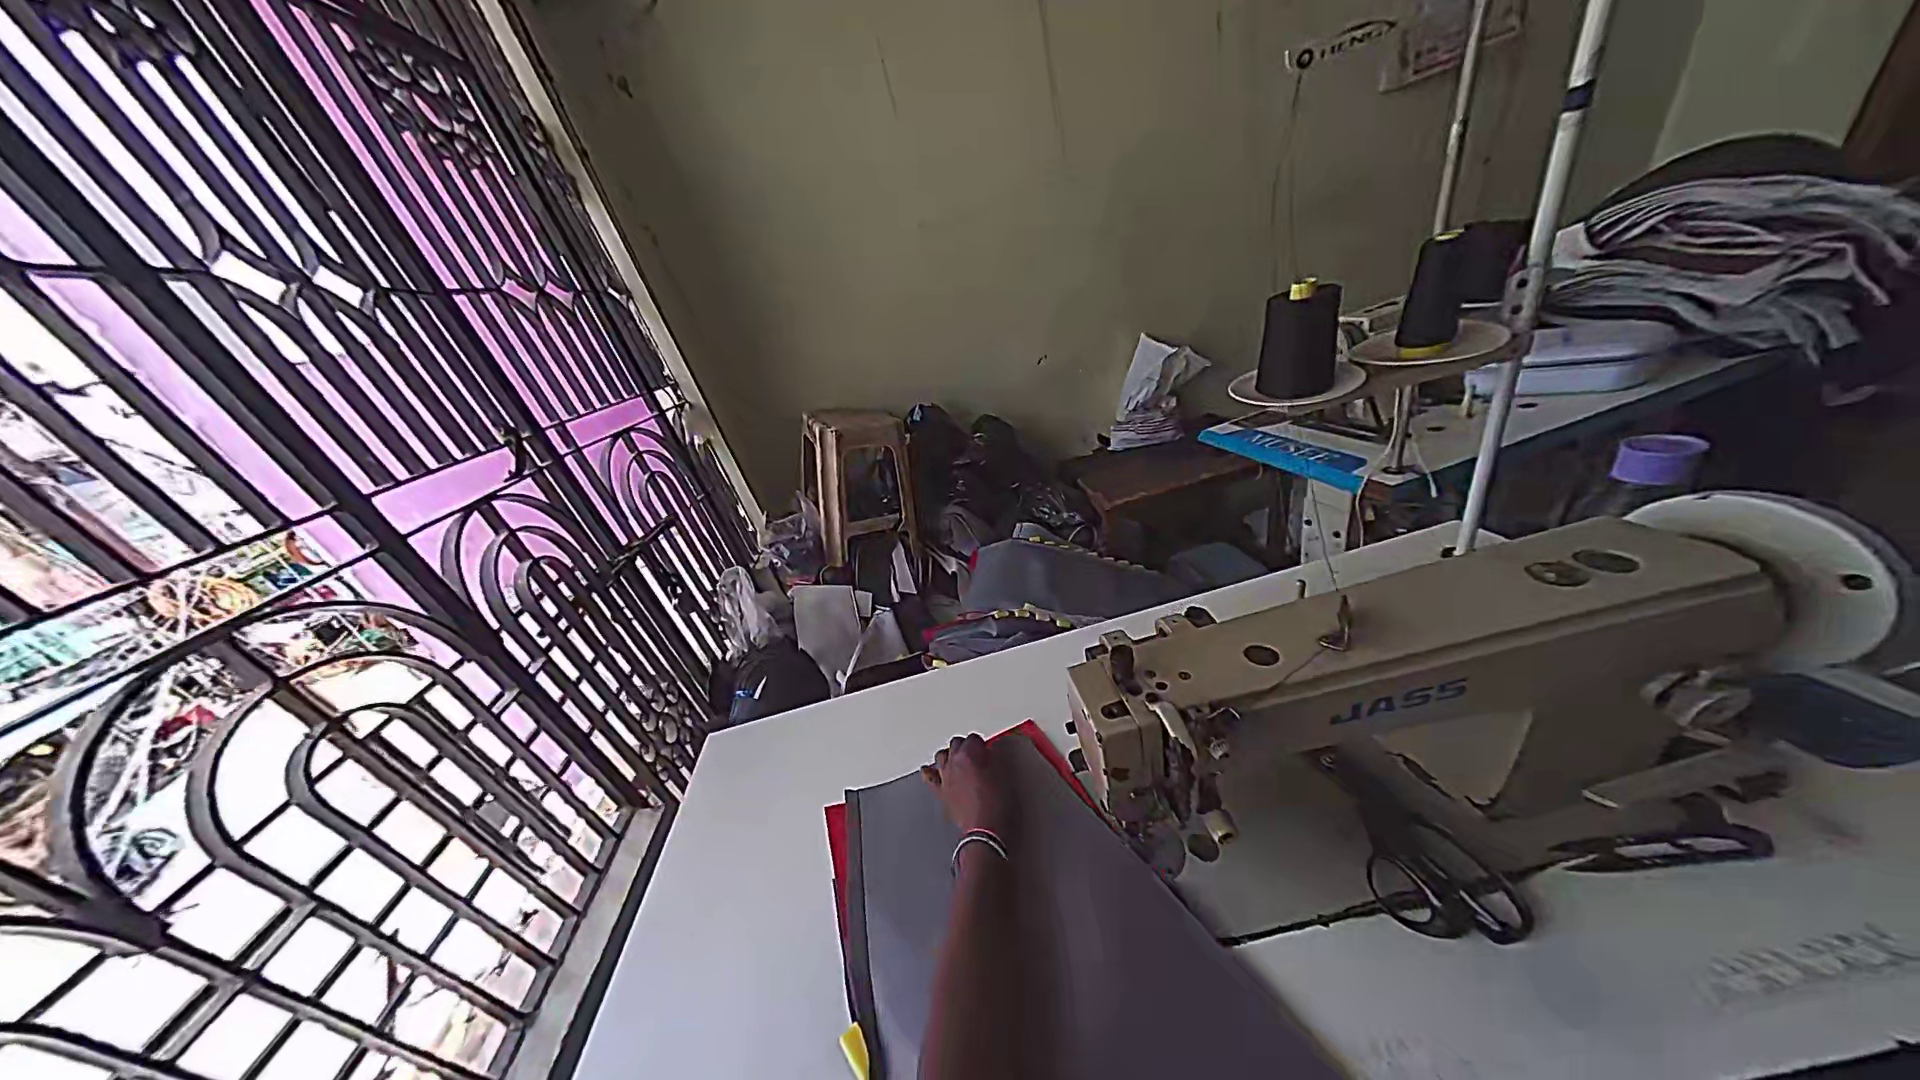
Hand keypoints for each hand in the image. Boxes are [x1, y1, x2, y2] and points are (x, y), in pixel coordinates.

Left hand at [921, 733, 1011, 835]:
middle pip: (955, 743)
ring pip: (941, 756)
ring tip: (957, 758)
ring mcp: (945, 777)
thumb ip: (993, 760)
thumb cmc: (994, 805)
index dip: (980, 743)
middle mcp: (954, 762)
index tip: (985, 748)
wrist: (983, 829)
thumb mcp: (1002, 775)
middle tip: (974, 752)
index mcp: (969, 754)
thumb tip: (989, 755)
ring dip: (949, 755)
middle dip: (965, 745)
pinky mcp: (941, 792)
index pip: (973, 738)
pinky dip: (930, 772)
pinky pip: (929, 777)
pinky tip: (929, 770)